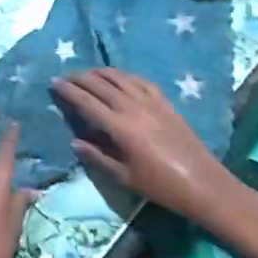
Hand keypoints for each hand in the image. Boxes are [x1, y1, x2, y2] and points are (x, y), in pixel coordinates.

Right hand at [53, 68, 257, 240]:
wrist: (203, 183)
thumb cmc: (160, 185)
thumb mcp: (124, 177)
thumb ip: (97, 157)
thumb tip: (75, 142)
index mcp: (119, 126)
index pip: (86, 101)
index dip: (68, 91)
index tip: (54, 82)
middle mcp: (132, 107)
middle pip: (100, 84)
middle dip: (80, 77)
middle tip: (66, 76)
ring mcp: (151, 102)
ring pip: (120, 77)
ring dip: (100, 72)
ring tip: (88, 73)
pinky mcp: (165, 102)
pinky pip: (140, 81)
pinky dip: (125, 75)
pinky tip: (119, 77)